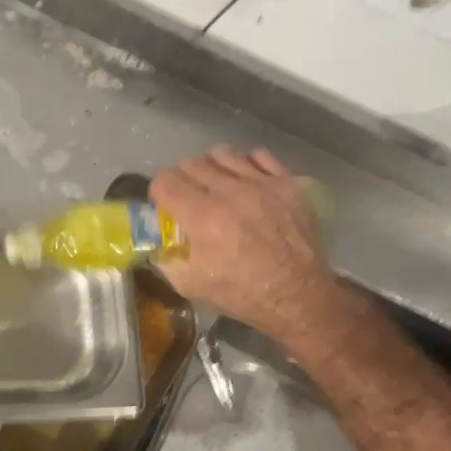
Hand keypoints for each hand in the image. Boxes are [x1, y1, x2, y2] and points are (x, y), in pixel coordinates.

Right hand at [151, 146, 345, 340]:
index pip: (165, 181)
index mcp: (203, 218)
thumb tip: (153, 239)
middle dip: (181, 179)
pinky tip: (245, 182)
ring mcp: (262, 185)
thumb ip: (164, 257)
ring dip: (211, 167)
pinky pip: (259, 155)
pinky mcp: (288, 184)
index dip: (158, 192)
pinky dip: (246, 164)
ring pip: (222, 154)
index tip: (164, 206)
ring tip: (215, 185)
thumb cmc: (241, 294)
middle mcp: (231, 194)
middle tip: (187, 197)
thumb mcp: (189, 284)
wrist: (297, 297)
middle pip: (191, 163)